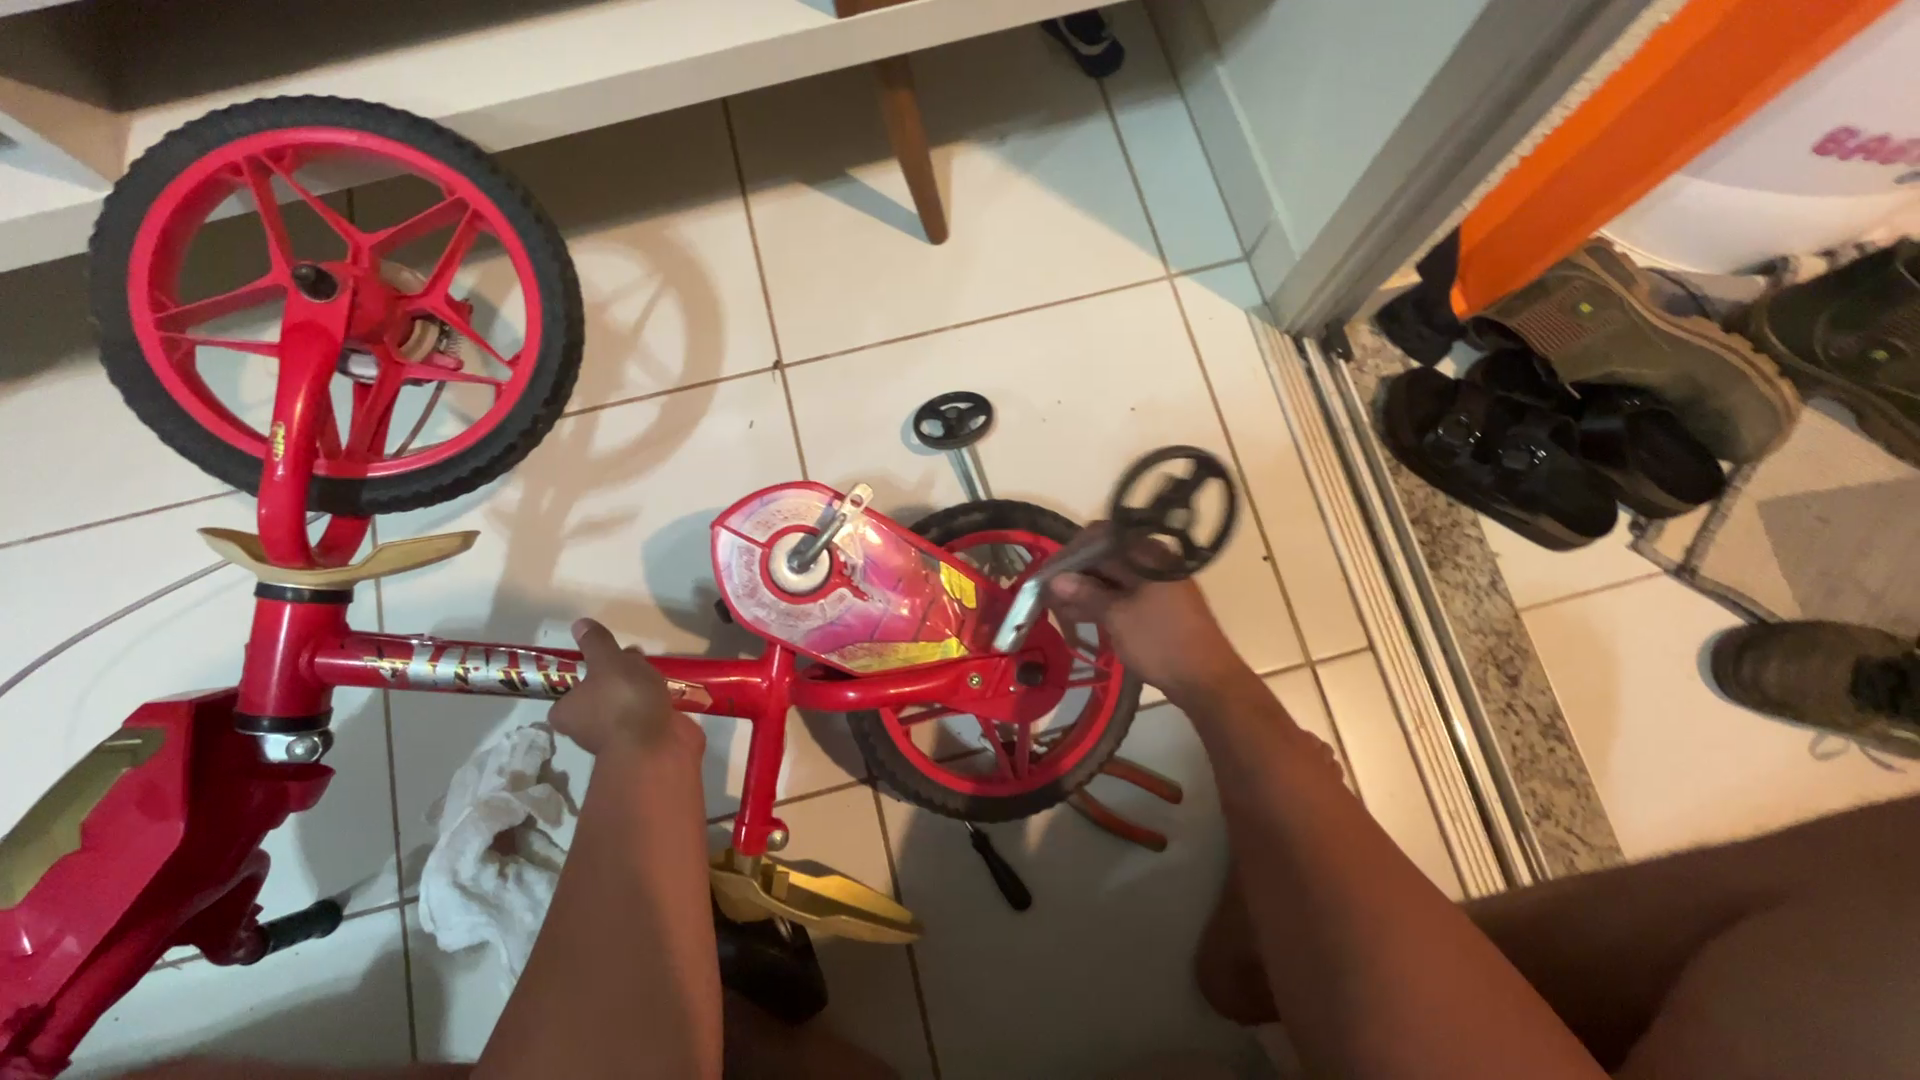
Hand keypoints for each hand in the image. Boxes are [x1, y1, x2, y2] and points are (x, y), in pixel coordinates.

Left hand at [551, 618, 703, 758]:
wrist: (656, 746)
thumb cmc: (623, 701)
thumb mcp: (607, 661)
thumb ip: (596, 643)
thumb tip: (579, 624)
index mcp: (567, 712)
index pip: (570, 691)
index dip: (590, 673)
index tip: (609, 660)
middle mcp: (587, 729)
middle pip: (602, 697)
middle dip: (621, 680)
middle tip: (639, 662)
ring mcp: (619, 739)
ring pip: (628, 707)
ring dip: (643, 693)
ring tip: (660, 675)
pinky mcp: (646, 743)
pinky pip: (650, 718)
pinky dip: (660, 707)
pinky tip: (673, 694)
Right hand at [1043, 523, 1249, 705]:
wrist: (1206, 680)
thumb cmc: (1161, 642)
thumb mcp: (1117, 617)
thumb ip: (1085, 594)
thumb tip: (1054, 580)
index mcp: (1147, 554)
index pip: (1100, 536)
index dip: (1071, 553)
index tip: (1048, 574)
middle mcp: (1152, 561)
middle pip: (1105, 556)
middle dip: (1074, 574)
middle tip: (1047, 595)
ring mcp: (1156, 583)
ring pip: (1112, 578)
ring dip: (1084, 590)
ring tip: (1057, 609)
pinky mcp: (1157, 604)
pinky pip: (1123, 594)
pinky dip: (1100, 602)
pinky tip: (1078, 616)